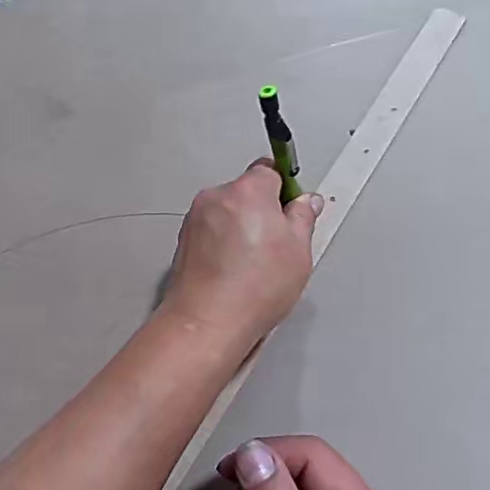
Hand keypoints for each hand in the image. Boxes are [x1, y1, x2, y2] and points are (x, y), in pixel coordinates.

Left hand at [158, 160, 321, 347]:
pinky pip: (211, 232)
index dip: (285, 188)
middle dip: (263, 211)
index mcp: (246, 191)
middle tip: (279, 243)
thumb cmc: (250, 289)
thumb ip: (302, 217)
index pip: (270, 170)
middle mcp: (215, 198)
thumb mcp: (299, 250)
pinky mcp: (184, 239)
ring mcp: (195, 218)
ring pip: (227, 213)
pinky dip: (223, 244)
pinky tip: (235, 270)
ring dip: (241, 228)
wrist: (208, 319)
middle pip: (246, 192)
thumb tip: (305, 204)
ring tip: (256, 264)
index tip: (294, 203)